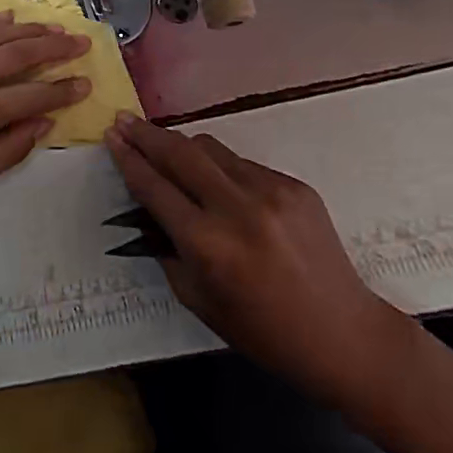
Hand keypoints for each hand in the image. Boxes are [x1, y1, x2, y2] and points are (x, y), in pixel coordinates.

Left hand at [0, 12, 92, 201]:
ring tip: (56, 27)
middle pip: (20, 53)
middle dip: (56, 46)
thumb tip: (44, 123)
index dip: (63, 91)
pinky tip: (12, 17)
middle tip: (82, 41)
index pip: (32, 95)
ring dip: (30, 29)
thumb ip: (11, 149)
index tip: (87, 83)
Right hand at [105, 114, 410, 400]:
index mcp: (208, 244)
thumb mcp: (198, 300)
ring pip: (212, 149)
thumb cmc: (262, 330)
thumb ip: (167, 251)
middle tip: (125, 121)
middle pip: (180, 153)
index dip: (128, 160)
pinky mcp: (294, 185)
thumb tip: (148, 212)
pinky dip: (220, 168)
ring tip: (164, 148)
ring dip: (182, 146)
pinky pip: (243, 164)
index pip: (155, 188)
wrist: (341, 331)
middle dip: (147, 134)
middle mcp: (237, 208)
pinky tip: (217, 184)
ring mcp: (271, 191)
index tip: (111, 137)